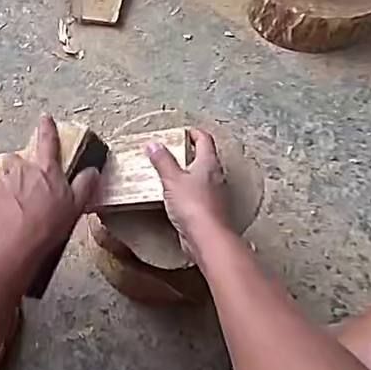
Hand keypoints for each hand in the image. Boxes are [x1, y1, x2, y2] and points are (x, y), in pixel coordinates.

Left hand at [0, 115, 100, 263]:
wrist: (17, 244)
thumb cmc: (48, 225)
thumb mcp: (76, 206)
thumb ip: (85, 185)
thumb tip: (93, 172)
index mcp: (46, 169)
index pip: (48, 141)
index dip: (47, 128)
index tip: (45, 118)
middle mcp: (23, 170)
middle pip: (18, 158)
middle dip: (21, 167)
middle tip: (31, 185)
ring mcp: (4, 182)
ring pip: (5, 176)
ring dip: (11, 184)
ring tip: (20, 204)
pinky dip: (1, 200)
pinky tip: (9, 214)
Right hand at [146, 130, 236, 261]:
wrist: (207, 237)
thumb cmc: (194, 206)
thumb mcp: (172, 179)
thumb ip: (163, 161)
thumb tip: (154, 145)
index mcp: (208, 163)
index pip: (205, 140)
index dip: (194, 133)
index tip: (184, 132)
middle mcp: (215, 176)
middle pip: (206, 157)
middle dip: (192, 152)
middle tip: (176, 150)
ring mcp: (214, 194)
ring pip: (204, 176)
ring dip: (190, 171)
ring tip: (174, 171)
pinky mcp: (210, 209)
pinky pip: (200, 194)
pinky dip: (189, 190)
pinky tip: (178, 195)